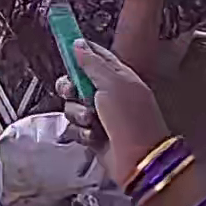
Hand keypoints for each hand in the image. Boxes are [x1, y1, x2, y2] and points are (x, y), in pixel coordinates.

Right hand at [55, 40, 170, 180]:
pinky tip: (93, 136)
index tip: (65, 47)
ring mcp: (100, 114)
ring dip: (77, 112)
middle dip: (69, 86)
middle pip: (75, 80)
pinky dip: (81, 131)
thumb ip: (92, 63)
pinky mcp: (92, 134)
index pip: (96, 55)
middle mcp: (108, 93)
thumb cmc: (129, 119)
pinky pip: (74, 125)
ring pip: (72, 104)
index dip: (80, 50)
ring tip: (90, 121)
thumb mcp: (113, 84)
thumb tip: (77, 43)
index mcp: (118, 76)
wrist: (140, 162)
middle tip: (72, 92)